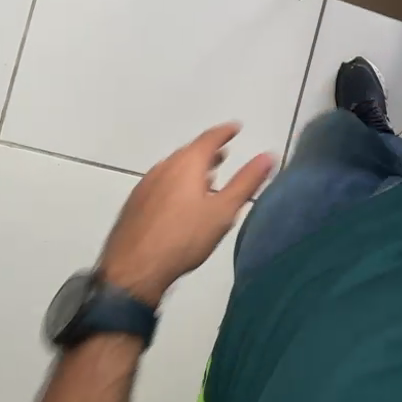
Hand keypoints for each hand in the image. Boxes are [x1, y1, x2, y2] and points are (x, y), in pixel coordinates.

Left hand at [98, 123, 274, 302]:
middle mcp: (164, 167)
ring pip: (173, 167)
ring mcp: (146, 185)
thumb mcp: (223, 211)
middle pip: (190, 151)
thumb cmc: (184, 239)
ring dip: (192, 168)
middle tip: (224, 154)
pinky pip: (160, 183)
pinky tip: (180, 202)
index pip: (210, 137)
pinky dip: (176, 182)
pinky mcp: (134, 204)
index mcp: (187, 163)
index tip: (236, 128)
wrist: (132, 272)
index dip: (225, 132)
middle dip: (209, 151)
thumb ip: (247, 181)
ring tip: (206, 178)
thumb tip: (269, 155)